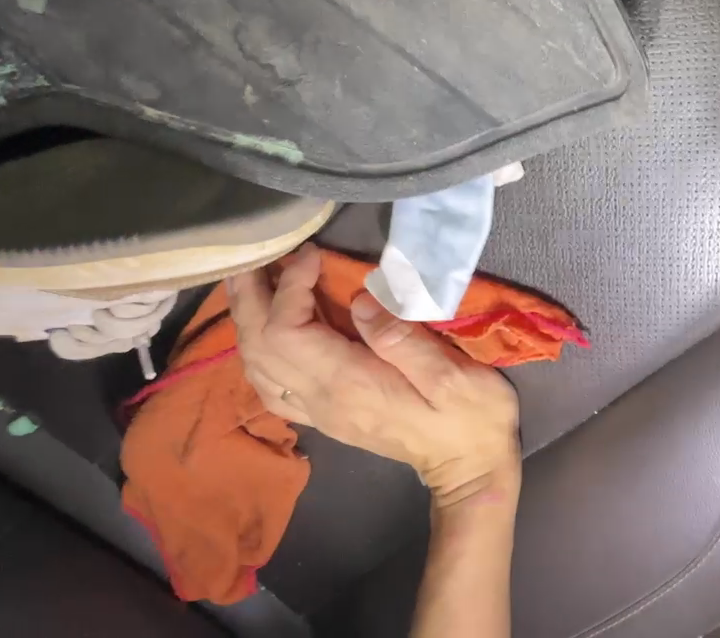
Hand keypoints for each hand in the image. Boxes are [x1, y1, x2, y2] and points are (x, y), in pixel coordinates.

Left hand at [230, 246, 521, 508]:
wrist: (469, 467)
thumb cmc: (471, 416)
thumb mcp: (451, 375)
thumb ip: (404, 339)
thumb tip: (363, 301)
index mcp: (349, 384)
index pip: (288, 331)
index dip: (289, 288)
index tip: (312, 252)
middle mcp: (321, 399)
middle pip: (260, 346)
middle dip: (251, 298)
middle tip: (253, 256)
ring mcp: (320, 411)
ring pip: (258, 365)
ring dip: (248, 320)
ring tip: (250, 282)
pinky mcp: (327, 414)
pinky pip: (271, 382)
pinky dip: (258, 350)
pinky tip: (265, 332)